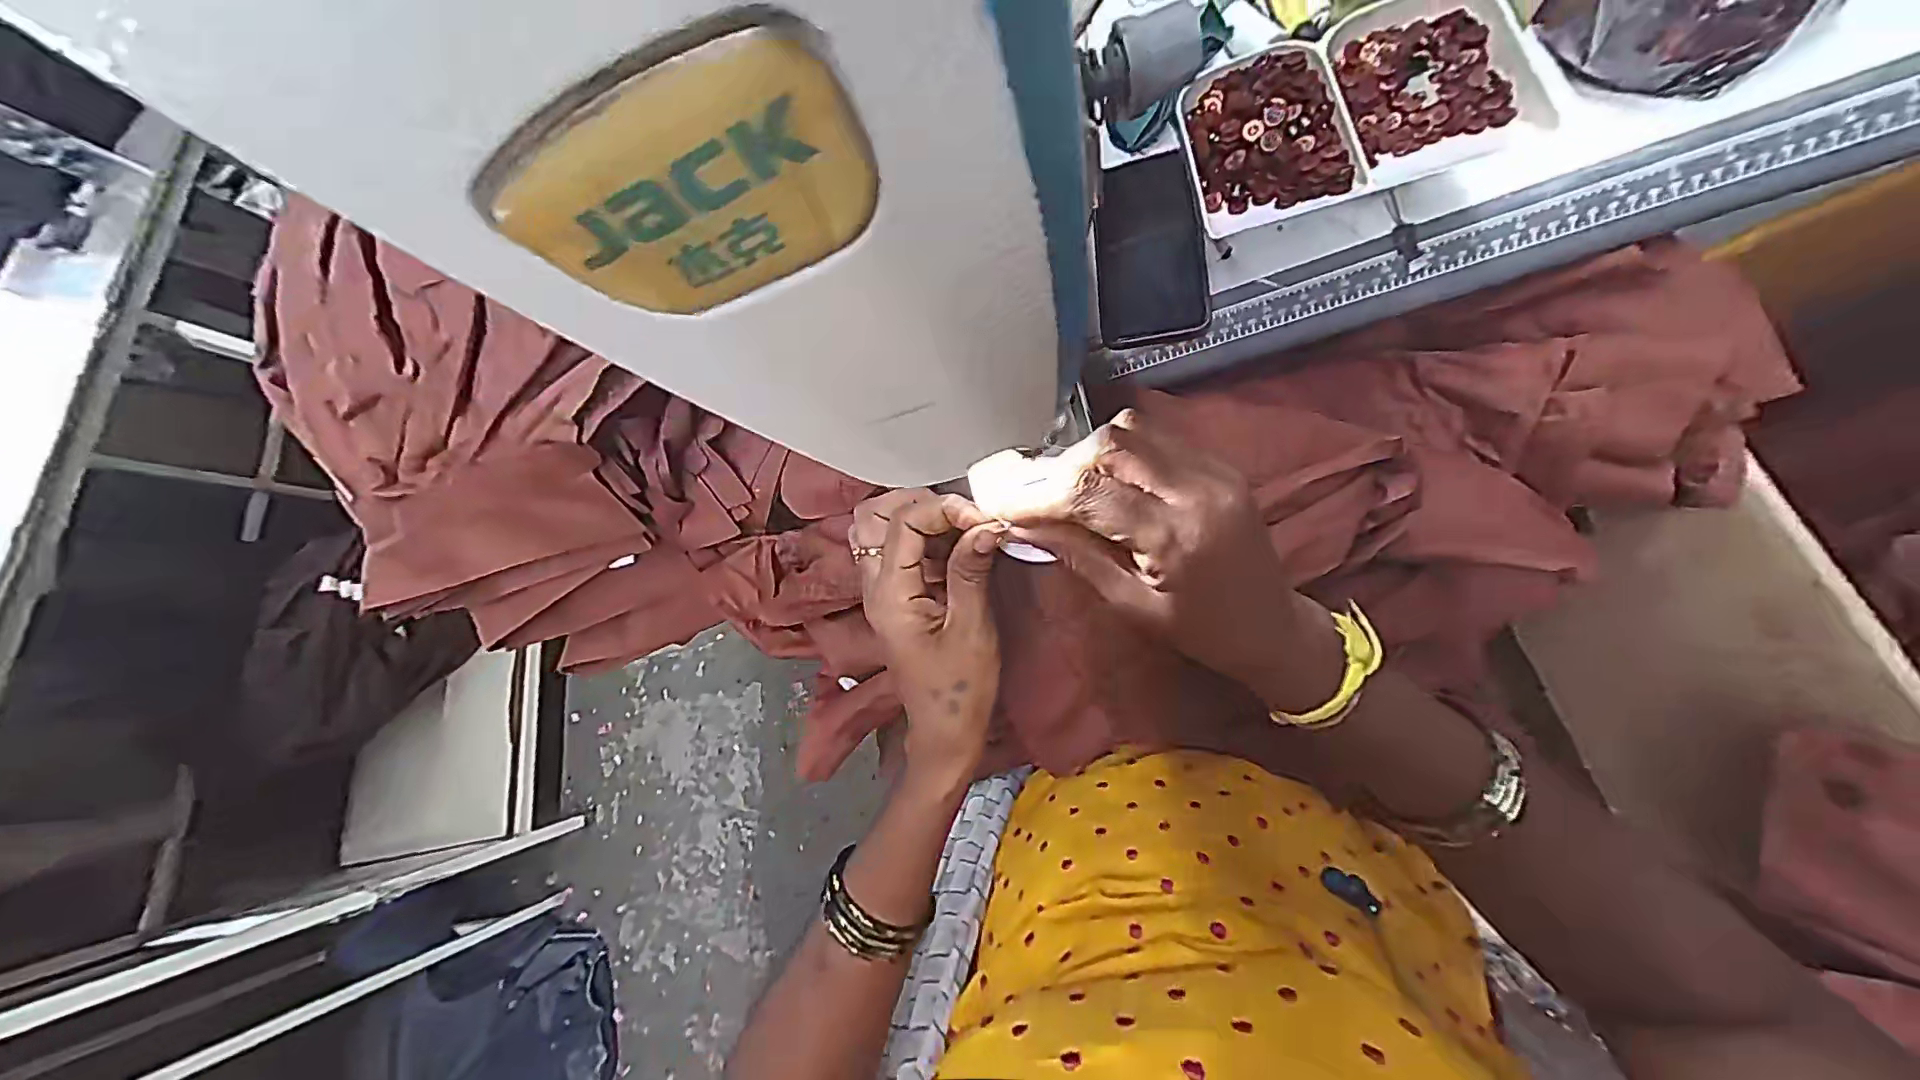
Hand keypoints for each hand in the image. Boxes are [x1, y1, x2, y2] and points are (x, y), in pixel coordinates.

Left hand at [851, 489, 1005, 793]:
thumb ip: (971, 571)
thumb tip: (986, 524)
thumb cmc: (960, 689)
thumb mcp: (972, 629)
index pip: (903, 523)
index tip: (983, 520)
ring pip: (881, 528)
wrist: (945, 731)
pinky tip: (957, 544)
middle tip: (966, 514)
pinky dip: (926, 535)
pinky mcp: (897, 595)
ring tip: (962, 525)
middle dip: (922, 502)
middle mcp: (875, 586)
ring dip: (920, 515)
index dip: (945, 509)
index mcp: (889, 594)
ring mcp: (882, 590)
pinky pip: (898, 548)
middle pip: (875, 515)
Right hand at [1005, 409, 1343, 712]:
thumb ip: (1078, 557)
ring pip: (1132, 430)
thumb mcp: (1132, 606)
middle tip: (1037, 493)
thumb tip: (1023, 526)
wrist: (1272, 626)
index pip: (1088, 493)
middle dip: (1061, 465)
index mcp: (1175, 536)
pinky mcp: (1220, 464)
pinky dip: (1121, 451)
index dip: (1036, 493)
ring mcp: (1214, 470)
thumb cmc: (1202, 631)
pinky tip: (1108, 480)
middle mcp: (1198, 490)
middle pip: (1110, 446)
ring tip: (1071, 486)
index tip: (1001, 499)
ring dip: (1090, 453)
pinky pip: (1157, 437)